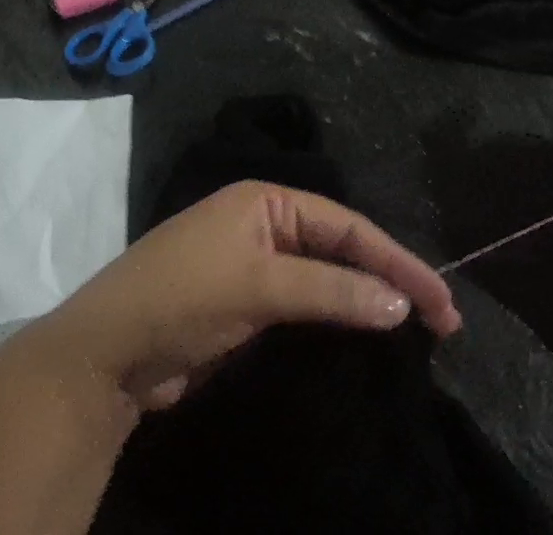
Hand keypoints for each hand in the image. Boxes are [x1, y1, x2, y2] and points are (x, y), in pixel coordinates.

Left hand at [28, 181, 460, 410]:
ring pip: (325, 280)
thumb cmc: (182, 297)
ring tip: (417, 333)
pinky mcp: (247, 306)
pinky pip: (305, 308)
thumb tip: (401, 303)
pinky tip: (366, 341)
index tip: (441, 302)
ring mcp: (254, 267)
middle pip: (340, 249)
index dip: (397, 261)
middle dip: (388, 280)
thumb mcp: (257, 287)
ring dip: (367, 303)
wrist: (109, 350)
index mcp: (264, 202)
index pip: (346, 225)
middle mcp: (263, 226)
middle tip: (442, 323)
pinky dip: (337, 321)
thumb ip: (330, 291)